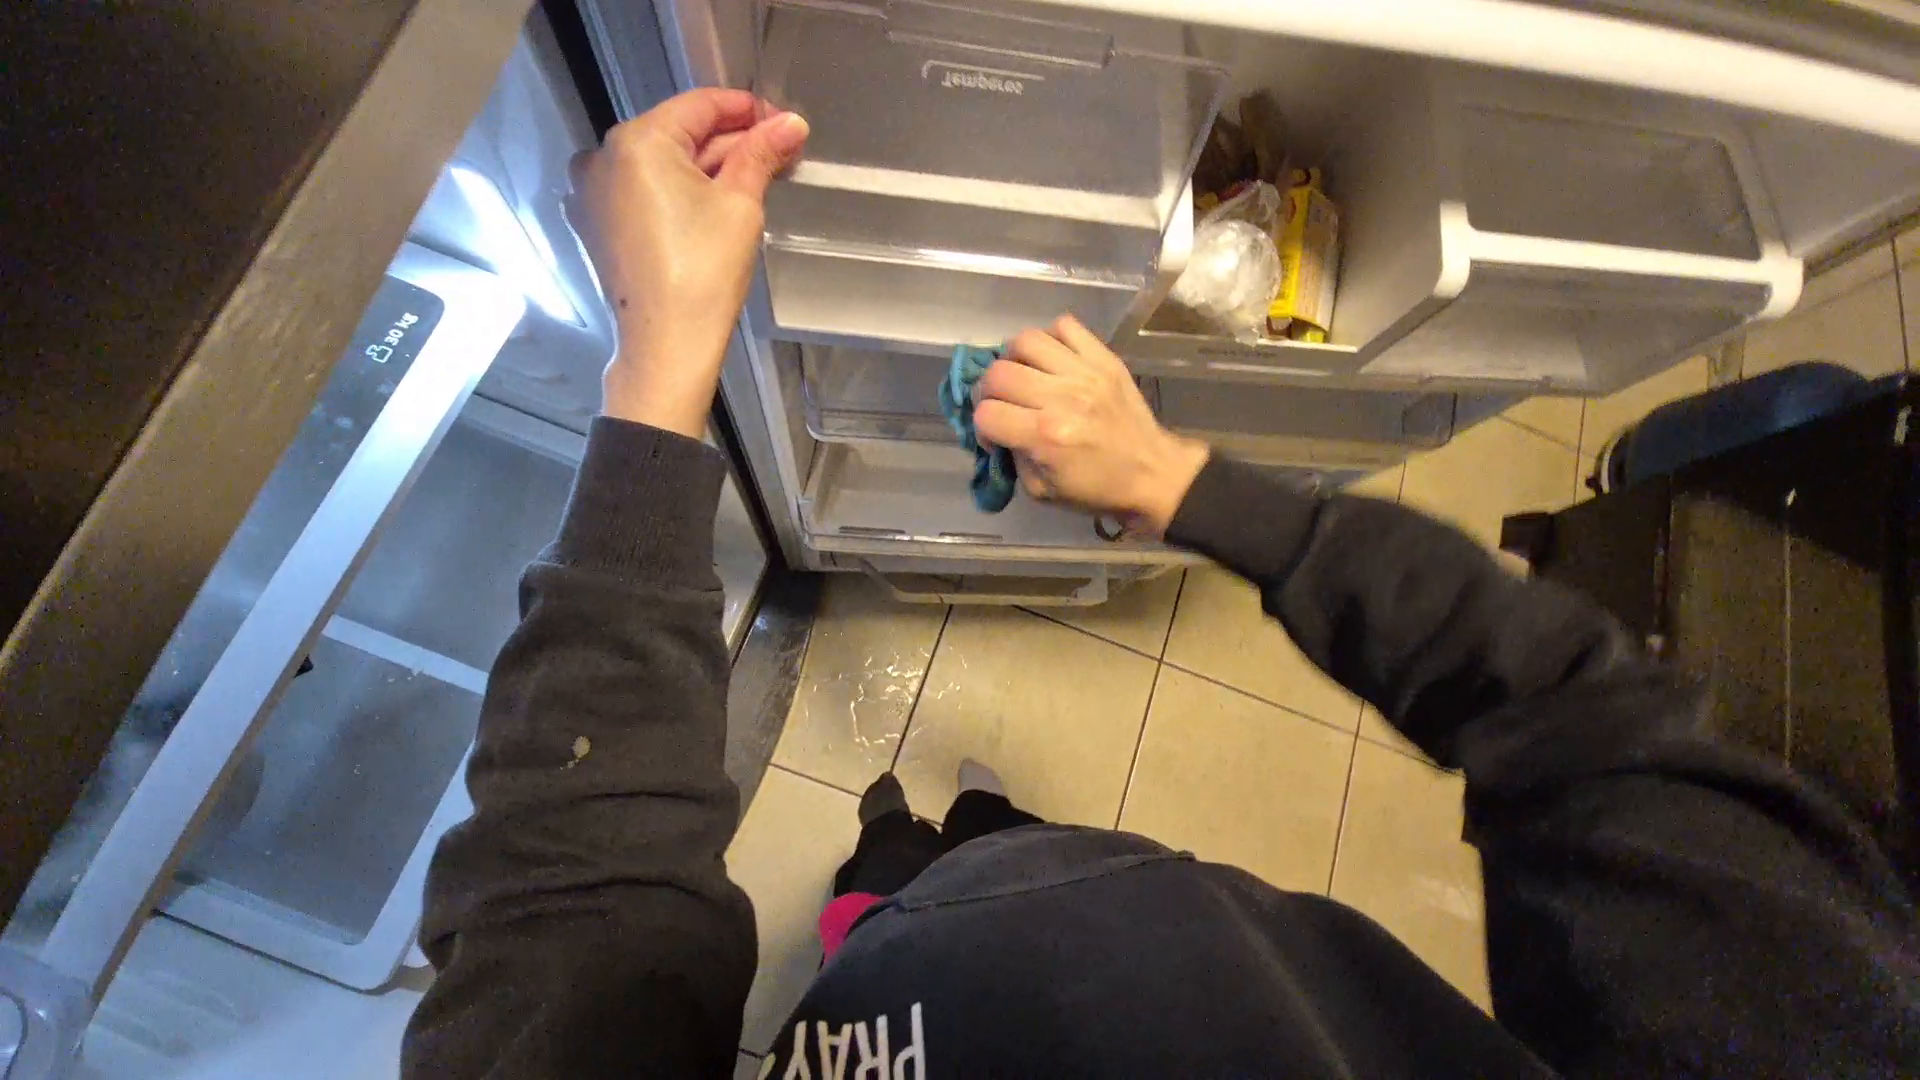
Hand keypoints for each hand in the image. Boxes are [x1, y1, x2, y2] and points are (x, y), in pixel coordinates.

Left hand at [567, 89, 808, 435]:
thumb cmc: (704, 274)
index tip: (780, 122)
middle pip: (678, 135)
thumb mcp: (740, 207)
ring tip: (750, 183)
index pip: (699, 106)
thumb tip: (791, 123)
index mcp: (637, 141)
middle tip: (774, 155)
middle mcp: (603, 156)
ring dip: (705, 169)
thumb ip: (761, 156)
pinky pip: (643, 194)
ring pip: (660, 165)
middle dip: (727, 143)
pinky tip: (711, 208)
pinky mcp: (596, 225)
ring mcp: (593, 193)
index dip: (745, 110)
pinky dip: (678, 194)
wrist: (666, 344)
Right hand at [973, 316, 1209, 537]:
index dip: (982, 426)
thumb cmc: (1096, 489)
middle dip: (990, 391)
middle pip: (998, 373)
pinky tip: (1052, 360)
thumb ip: (1013, 457)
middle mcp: (1062, 398)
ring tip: (1025, 375)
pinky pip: (1065, 326)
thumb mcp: (1042, 490)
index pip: (986, 413)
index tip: (995, 435)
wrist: (1153, 473)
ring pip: (1026, 341)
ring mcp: (1085, 373)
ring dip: (1014, 359)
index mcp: (1045, 436)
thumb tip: (998, 428)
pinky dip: (1050, 339)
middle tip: (1004, 404)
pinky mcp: (1105, 359)